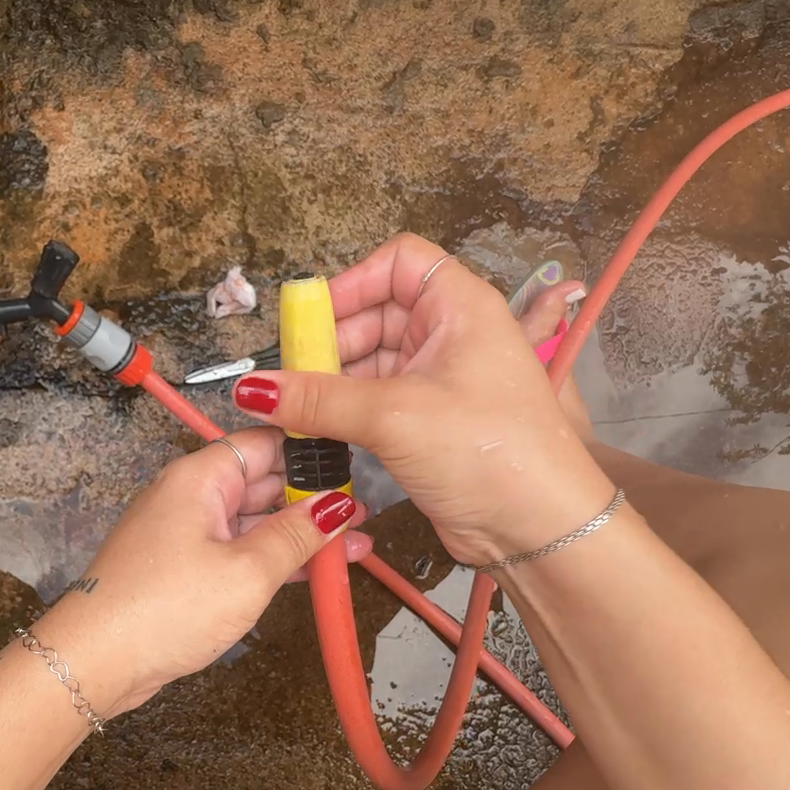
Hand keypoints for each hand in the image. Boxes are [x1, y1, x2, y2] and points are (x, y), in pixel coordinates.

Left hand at [31, 425, 367, 717]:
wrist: (97, 660)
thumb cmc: (165, 608)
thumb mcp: (247, 571)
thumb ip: (297, 535)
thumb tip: (338, 505)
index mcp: (199, 477)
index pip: (263, 443)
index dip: (310, 451)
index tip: (353, 465)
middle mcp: (191, 495)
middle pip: (261, 481)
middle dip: (312, 497)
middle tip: (365, 513)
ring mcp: (187, 532)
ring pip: (253, 520)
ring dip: (299, 533)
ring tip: (356, 545)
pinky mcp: (185, 566)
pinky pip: (238, 549)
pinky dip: (273, 557)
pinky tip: (316, 569)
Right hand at [230, 233, 614, 566]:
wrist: (538, 528)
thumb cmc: (487, 451)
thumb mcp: (394, 415)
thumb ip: (316, 400)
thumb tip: (250, 388)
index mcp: (458, 306)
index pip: (398, 261)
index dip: (352, 282)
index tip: (311, 321)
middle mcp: (447, 333)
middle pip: (373, 313)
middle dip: (329, 342)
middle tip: (290, 377)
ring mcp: (436, 378)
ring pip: (368, 359)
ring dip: (329, 381)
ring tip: (295, 409)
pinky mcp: (424, 419)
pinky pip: (370, 397)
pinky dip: (341, 409)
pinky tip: (313, 428)